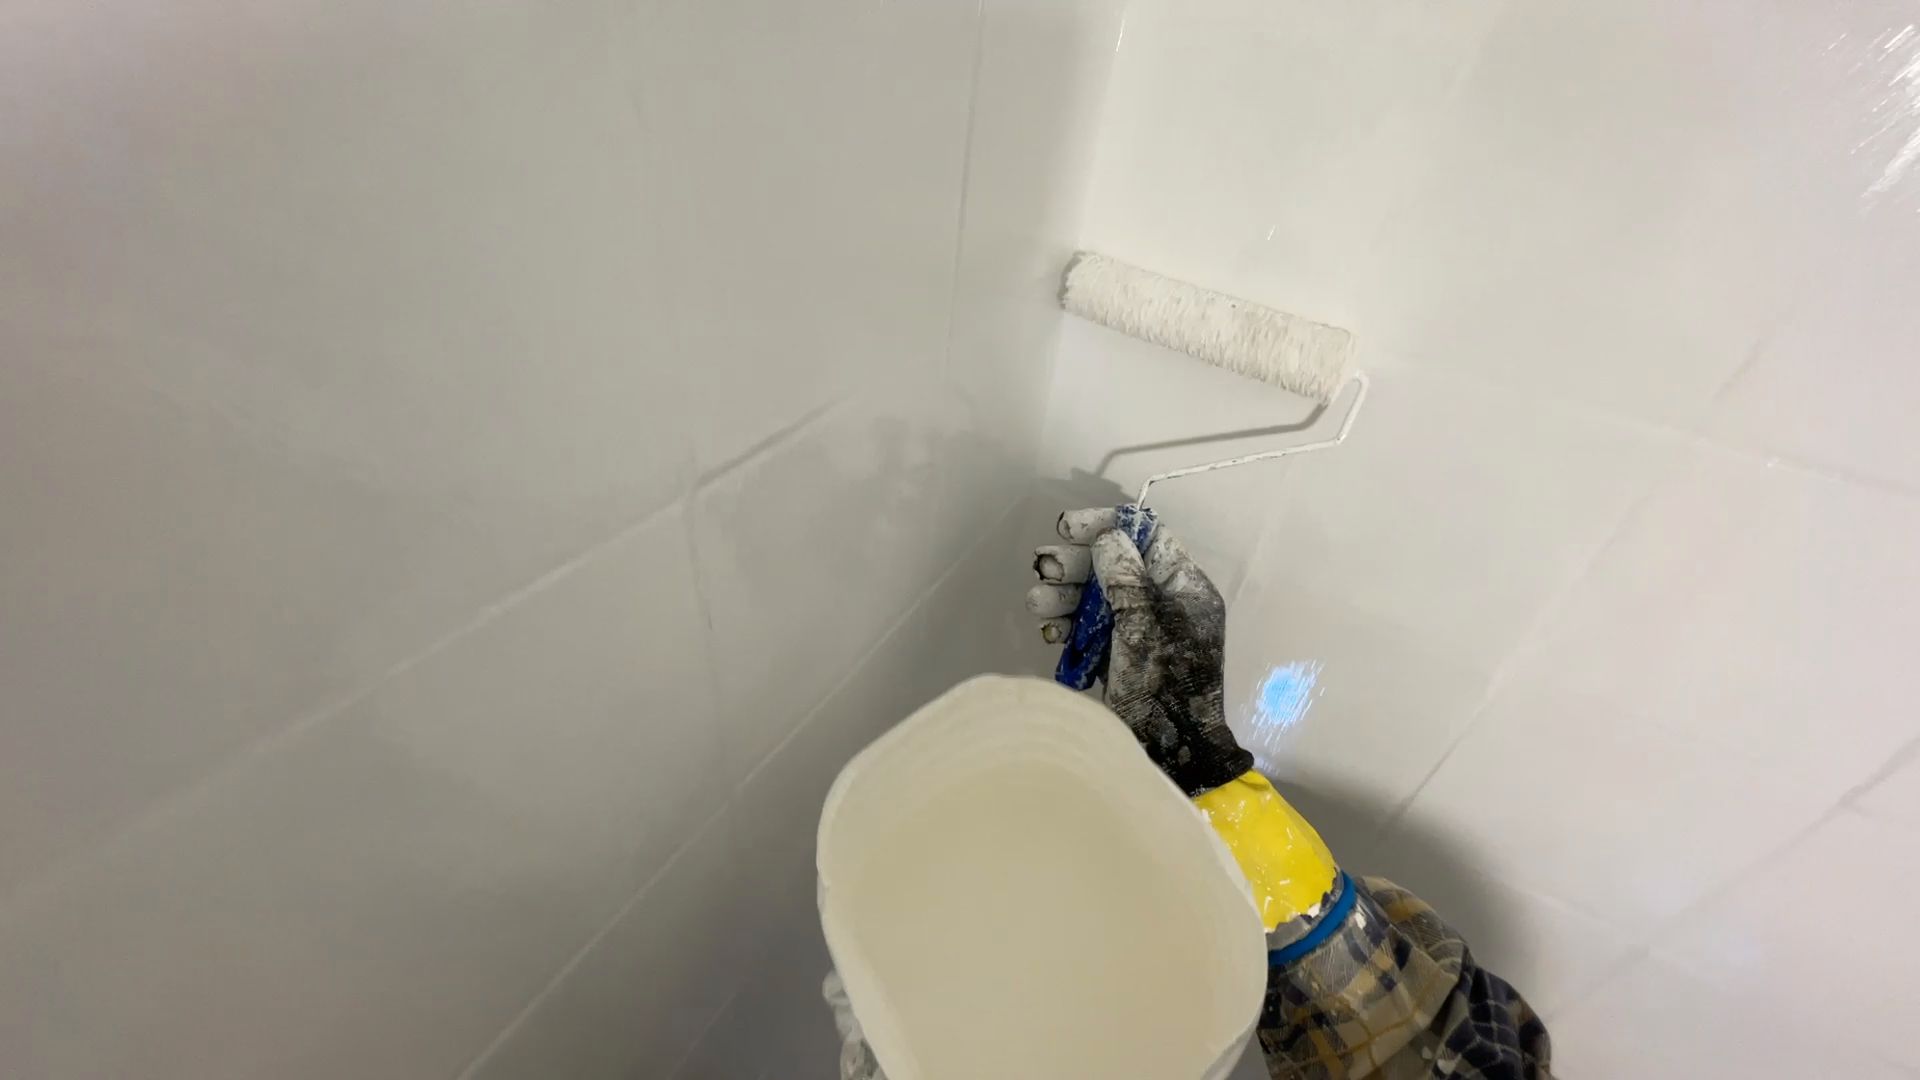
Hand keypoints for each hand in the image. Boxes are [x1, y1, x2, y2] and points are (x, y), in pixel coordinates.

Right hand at [1027, 508, 1252, 796]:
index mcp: (1182, 585)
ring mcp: (1137, 628)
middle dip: (1075, 563)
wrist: (1168, 748)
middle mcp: (1160, 600)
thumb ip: (1124, 574)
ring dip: (1063, 593)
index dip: (1105, 525)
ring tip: (1037, 600)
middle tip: (1042, 567)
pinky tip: (1049, 628)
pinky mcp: (1116, 653)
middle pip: (1112, 563)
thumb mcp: (1145, 620)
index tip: (1067, 528)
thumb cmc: (1164, 680)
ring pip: (1094, 595)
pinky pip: (1087, 627)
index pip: (1145, 535)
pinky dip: (1067, 624)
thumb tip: (1107, 538)